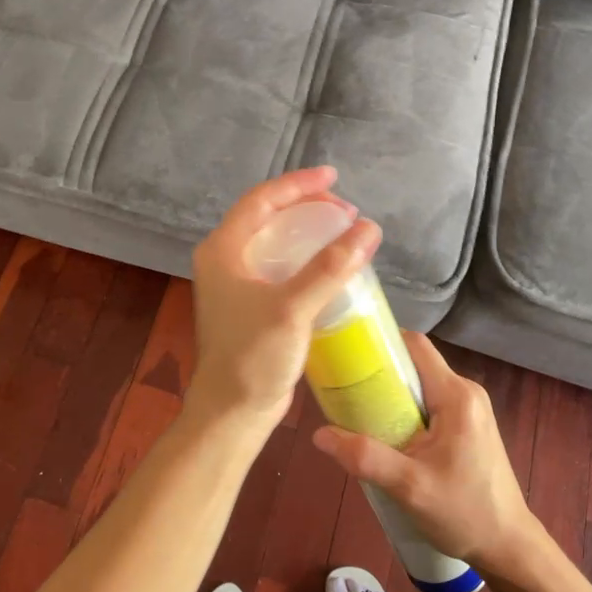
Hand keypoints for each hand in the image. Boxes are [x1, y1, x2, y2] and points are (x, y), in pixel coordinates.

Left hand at [187, 167, 382, 431]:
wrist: (231, 414)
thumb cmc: (252, 357)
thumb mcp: (292, 308)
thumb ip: (330, 268)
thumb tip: (368, 229)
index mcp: (223, 250)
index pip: (261, 200)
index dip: (298, 184)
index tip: (333, 177)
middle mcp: (224, 260)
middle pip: (267, 216)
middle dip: (306, 206)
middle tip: (343, 209)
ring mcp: (235, 284)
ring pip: (274, 241)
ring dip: (307, 231)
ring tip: (341, 230)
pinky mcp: (249, 305)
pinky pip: (279, 266)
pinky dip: (304, 257)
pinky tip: (329, 266)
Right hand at [312, 330, 535, 568]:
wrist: (508, 546)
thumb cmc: (464, 512)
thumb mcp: (410, 487)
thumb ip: (365, 458)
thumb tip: (319, 435)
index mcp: (457, 395)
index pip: (415, 345)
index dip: (381, 342)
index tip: (348, 353)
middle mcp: (466, 392)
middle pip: (415, 365)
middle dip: (380, 374)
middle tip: (345, 391)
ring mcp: (470, 408)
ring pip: (421, 386)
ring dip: (391, 397)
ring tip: (359, 414)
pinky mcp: (468, 425)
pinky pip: (430, 404)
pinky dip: (406, 412)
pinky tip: (387, 435)